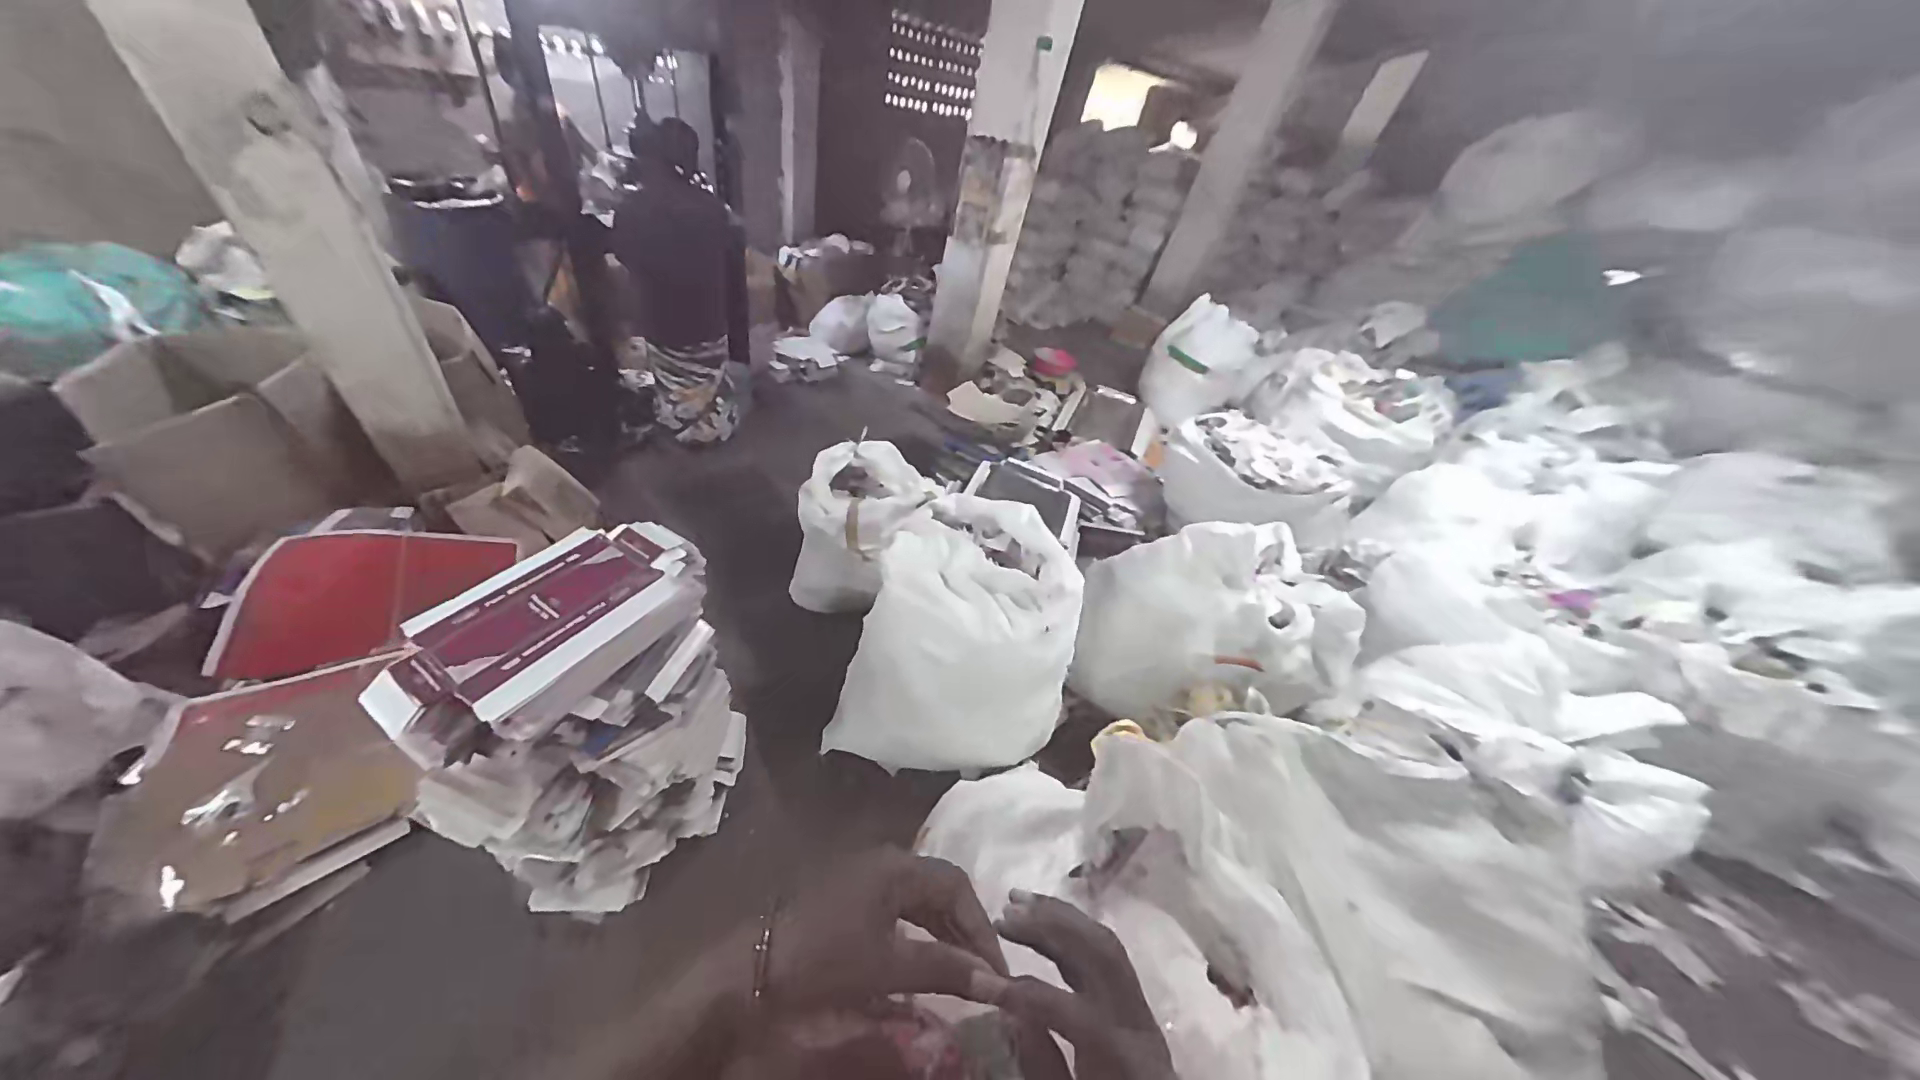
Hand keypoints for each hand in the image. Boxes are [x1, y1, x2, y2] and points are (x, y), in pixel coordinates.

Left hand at [765, 847, 1011, 1011]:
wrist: (750, 964)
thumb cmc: (823, 958)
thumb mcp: (887, 966)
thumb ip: (942, 968)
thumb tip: (994, 980)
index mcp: (897, 866)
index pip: (956, 885)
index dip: (981, 926)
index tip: (997, 967)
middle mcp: (884, 860)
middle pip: (939, 886)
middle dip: (964, 927)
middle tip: (984, 969)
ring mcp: (864, 874)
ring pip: (918, 897)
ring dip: (942, 930)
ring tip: (960, 967)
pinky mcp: (849, 893)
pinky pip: (897, 906)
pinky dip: (918, 930)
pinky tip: (922, 957)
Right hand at [993, 890, 1176, 1079]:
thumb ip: (1042, 1064)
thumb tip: (1010, 1011)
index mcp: (1121, 1055)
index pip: (1067, 1008)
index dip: (1020, 991)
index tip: (977, 977)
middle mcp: (1137, 1020)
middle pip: (1097, 953)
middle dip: (1049, 926)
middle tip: (1004, 912)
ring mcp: (1140, 1006)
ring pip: (1103, 942)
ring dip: (1060, 915)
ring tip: (1018, 900)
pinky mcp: (1135, 999)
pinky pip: (1106, 950)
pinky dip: (1073, 927)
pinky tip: (1044, 918)